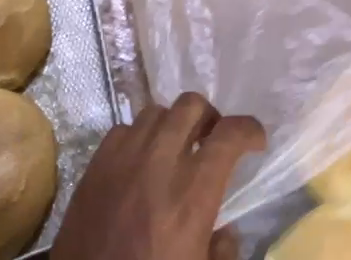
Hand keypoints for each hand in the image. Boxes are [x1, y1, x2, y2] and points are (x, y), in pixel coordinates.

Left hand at [54, 91, 267, 259]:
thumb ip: (223, 250)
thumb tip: (224, 230)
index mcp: (193, 192)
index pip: (229, 134)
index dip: (250, 129)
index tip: (255, 141)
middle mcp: (160, 162)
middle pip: (191, 105)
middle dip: (209, 118)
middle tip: (211, 141)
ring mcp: (124, 158)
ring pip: (156, 111)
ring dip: (173, 125)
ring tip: (175, 149)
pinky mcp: (95, 164)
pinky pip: (123, 129)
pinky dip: (138, 138)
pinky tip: (140, 162)